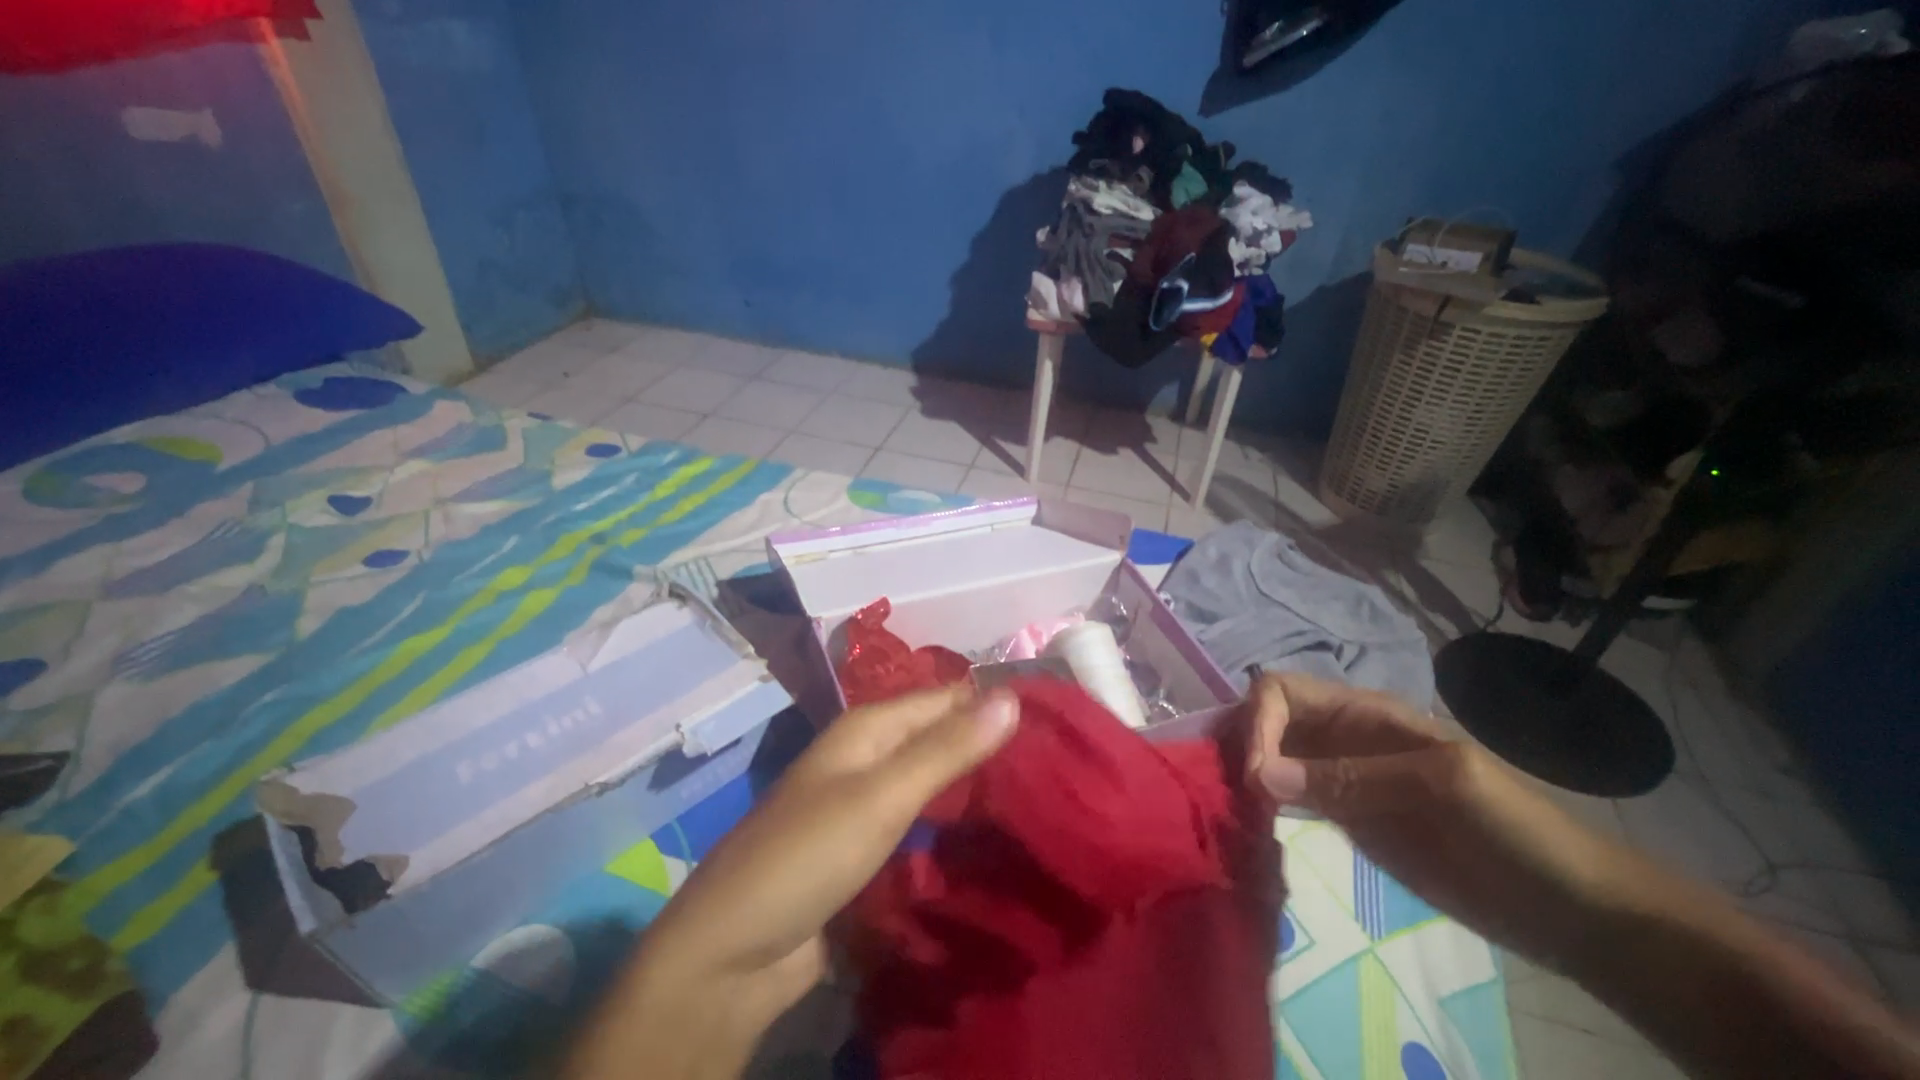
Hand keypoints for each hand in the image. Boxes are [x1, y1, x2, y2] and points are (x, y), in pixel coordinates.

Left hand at [560, 685, 1018, 1079]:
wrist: (736, 950)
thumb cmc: (808, 855)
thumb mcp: (882, 796)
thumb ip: (946, 749)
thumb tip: (1013, 695)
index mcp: (866, 730)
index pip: (945, 698)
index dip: (996, 703)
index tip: (1060, 718)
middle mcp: (866, 758)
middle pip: (939, 739)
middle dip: (990, 747)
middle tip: (1062, 764)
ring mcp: (863, 807)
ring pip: (931, 785)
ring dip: (974, 789)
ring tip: (1042, 797)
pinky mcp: (864, 853)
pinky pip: (919, 828)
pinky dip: (952, 827)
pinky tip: (992, 838)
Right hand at [1242, 672, 1633, 967]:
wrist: (1566, 904)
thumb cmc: (1515, 828)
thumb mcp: (1443, 785)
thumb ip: (1353, 777)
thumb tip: (1260, 775)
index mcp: (1367, 714)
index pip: (1282, 693)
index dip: (1256, 722)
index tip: (1251, 777)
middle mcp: (1343, 740)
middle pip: (1268, 723)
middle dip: (1237, 746)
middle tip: (1225, 796)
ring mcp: (1342, 784)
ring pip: (1271, 763)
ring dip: (1243, 779)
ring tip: (1227, 815)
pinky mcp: (1345, 825)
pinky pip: (1289, 804)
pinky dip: (1262, 811)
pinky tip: (1249, 832)